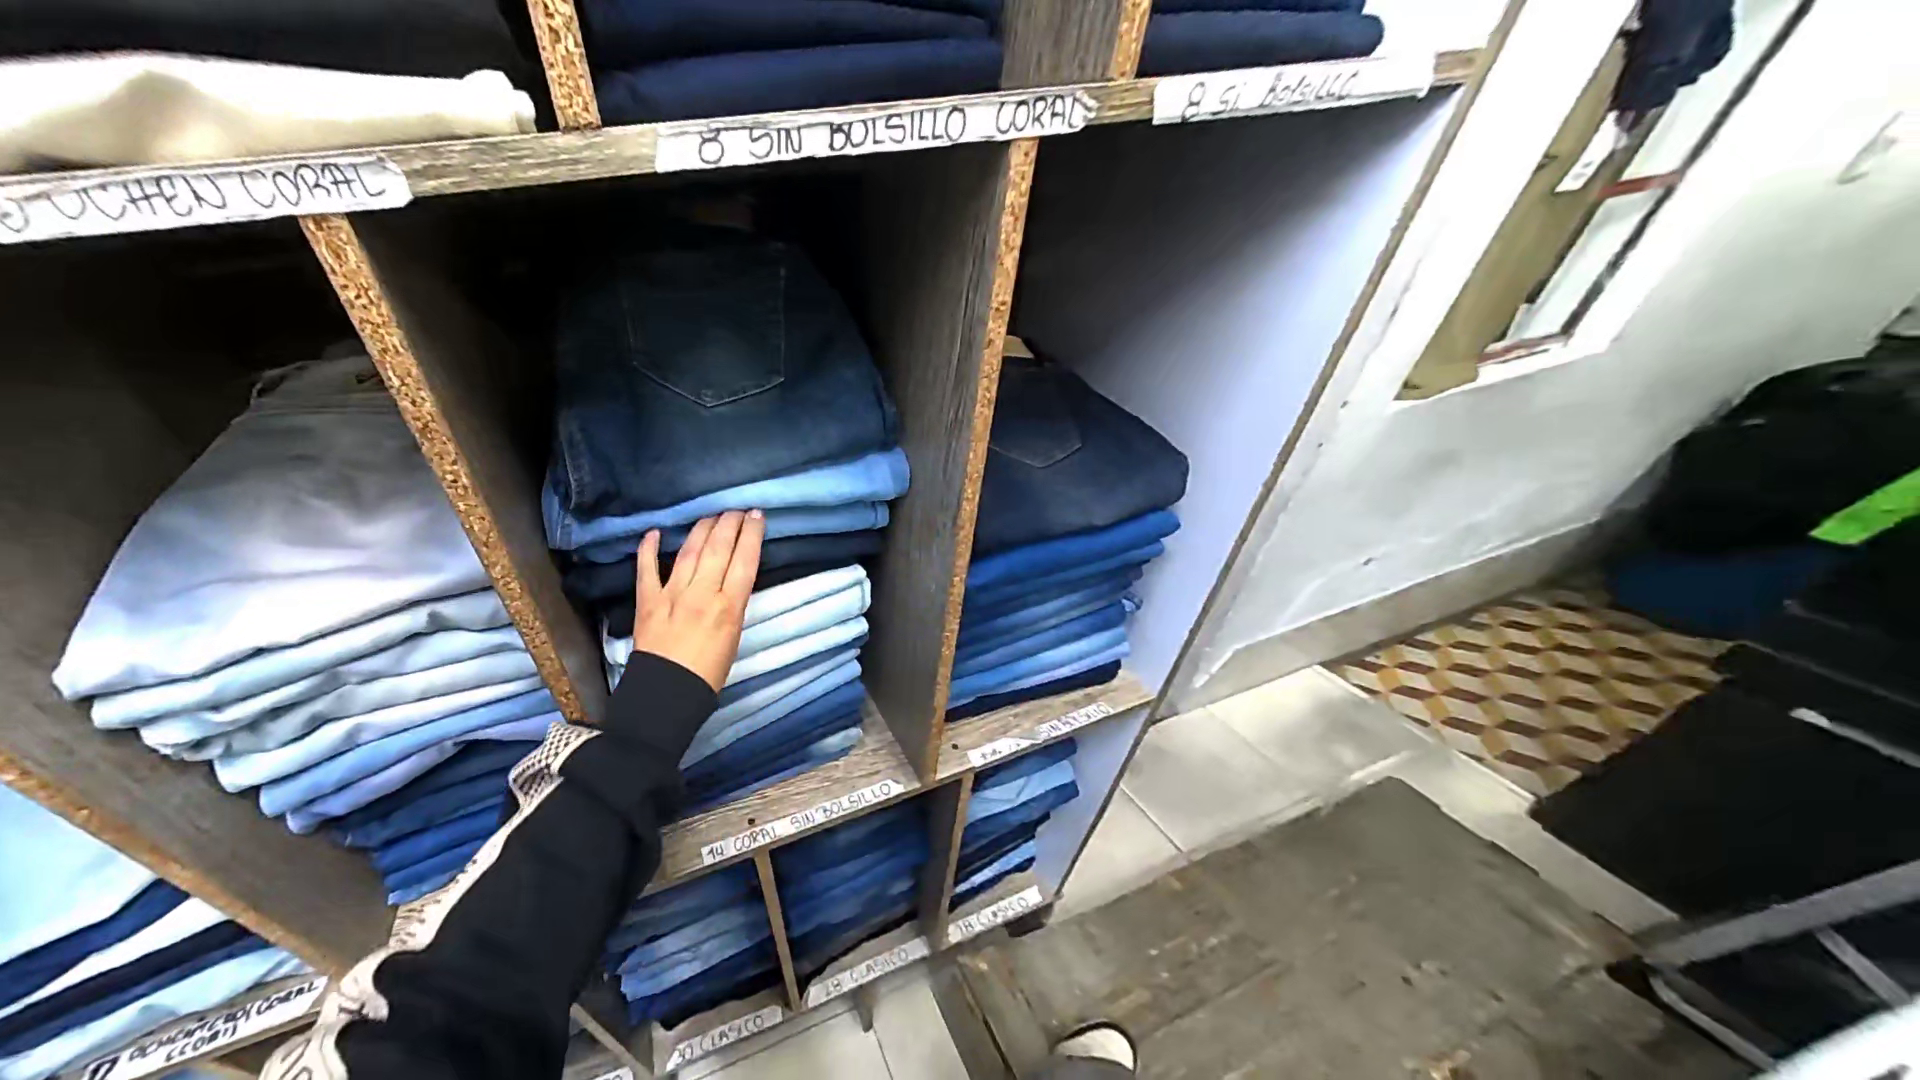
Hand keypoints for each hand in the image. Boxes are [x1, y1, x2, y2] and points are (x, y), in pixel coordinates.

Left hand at [632, 510, 765, 691]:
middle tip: (736, 509)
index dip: (752, 534)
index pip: (744, 560)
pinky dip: (649, 549)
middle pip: (719, 549)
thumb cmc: (710, 672)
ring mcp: (672, 595)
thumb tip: (731, 579)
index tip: (756, 515)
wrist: (668, 693)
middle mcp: (702, 594)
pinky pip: (647, 570)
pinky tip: (656, 533)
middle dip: (729, 524)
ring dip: (702, 529)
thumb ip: (733, 604)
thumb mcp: (735, 635)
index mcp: (729, 606)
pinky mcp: (648, 602)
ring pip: (690, 553)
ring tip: (712, 515)